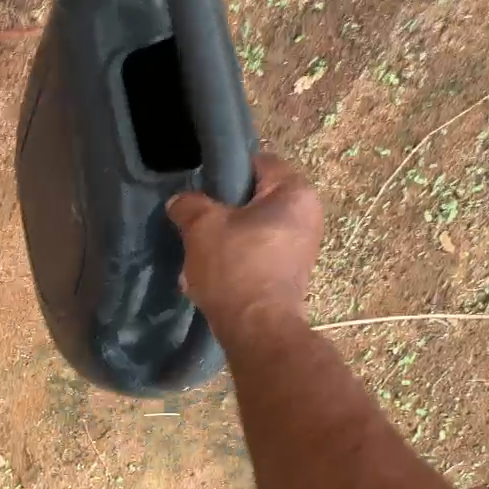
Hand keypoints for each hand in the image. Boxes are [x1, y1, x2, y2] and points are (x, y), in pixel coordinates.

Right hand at [167, 154, 324, 334]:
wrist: (256, 325)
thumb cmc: (235, 266)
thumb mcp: (202, 228)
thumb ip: (189, 206)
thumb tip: (180, 200)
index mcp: (294, 191)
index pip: (259, 163)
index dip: (226, 171)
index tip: (200, 188)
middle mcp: (308, 212)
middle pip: (258, 198)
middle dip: (226, 209)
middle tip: (196, 223)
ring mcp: (303, 244)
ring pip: (257, 228)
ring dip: (229, 236)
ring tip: (201, 251)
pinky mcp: (291, 272)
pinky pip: (260, 252)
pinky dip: (238, 257)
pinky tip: (215, 272)